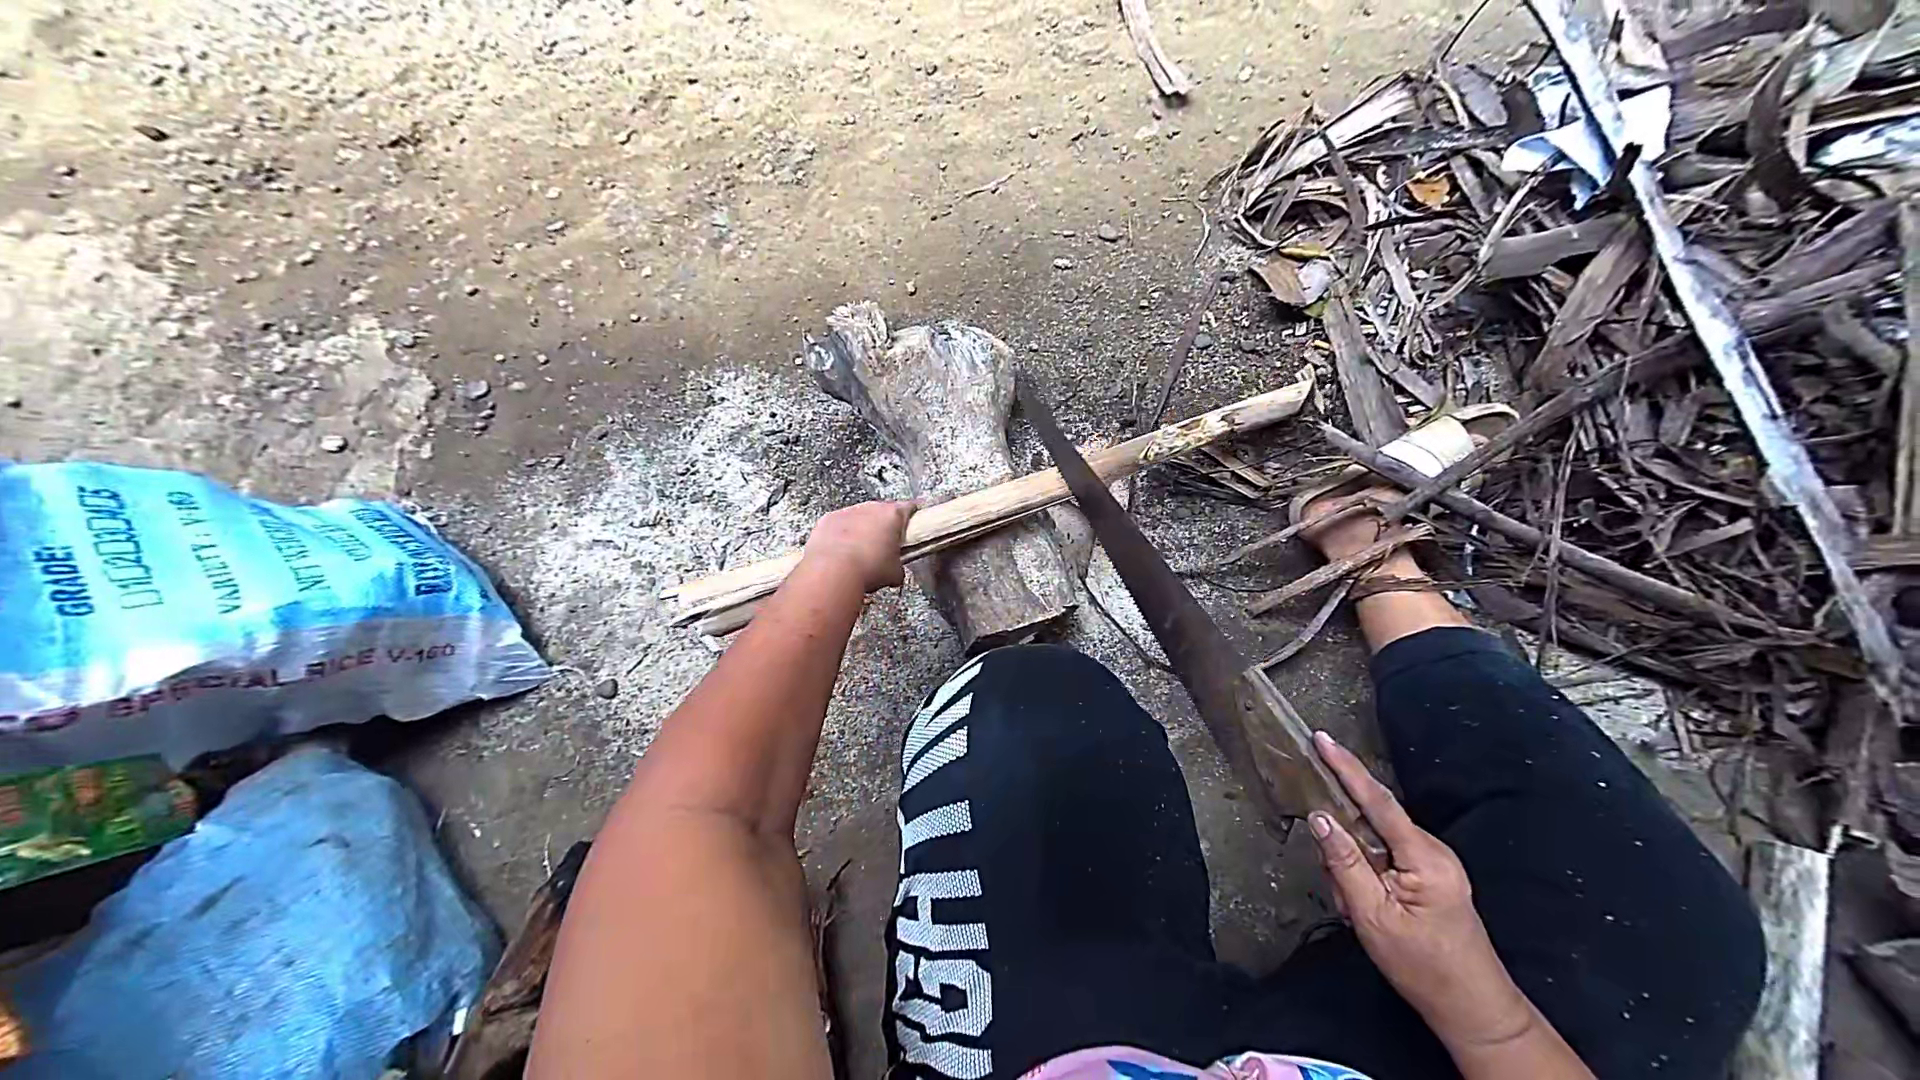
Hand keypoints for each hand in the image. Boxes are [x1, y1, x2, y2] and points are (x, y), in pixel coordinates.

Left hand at [802, 501, 916, 593]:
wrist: (833, 572)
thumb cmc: (867, 568)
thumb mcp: (894, 573)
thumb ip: (899, 567)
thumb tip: (895, 572)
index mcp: (893, 515)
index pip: (910, 507)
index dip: (914, 515)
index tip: (914, 522)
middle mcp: (871, 508)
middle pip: (882, 512)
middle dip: (884, 526)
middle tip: (884, 546)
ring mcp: (848, 512)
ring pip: (859, 517)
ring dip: (861, 530)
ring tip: (860, 553)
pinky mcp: (828, 520)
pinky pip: (839, 525)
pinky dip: (841, 536)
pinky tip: (840, 553)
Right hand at [1309, 731, 1535, 1051]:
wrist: (1474, 1010)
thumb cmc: (1424, 967)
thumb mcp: (1372, 917)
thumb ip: (1344, 862)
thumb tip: (1320, 816)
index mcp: (1425, 858)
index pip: (1377, 801)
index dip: (1346, 767)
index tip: (1321, 738)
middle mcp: (1433, 850)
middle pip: (1369, 822)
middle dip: (1343, 847)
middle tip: (1341, 892)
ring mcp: (1432, 861)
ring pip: (1371, 841)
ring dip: (1352, 869)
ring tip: (1356, 910)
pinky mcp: (1428, 872)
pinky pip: (1381, 856)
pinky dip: (1363, 875)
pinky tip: (1364, 905)